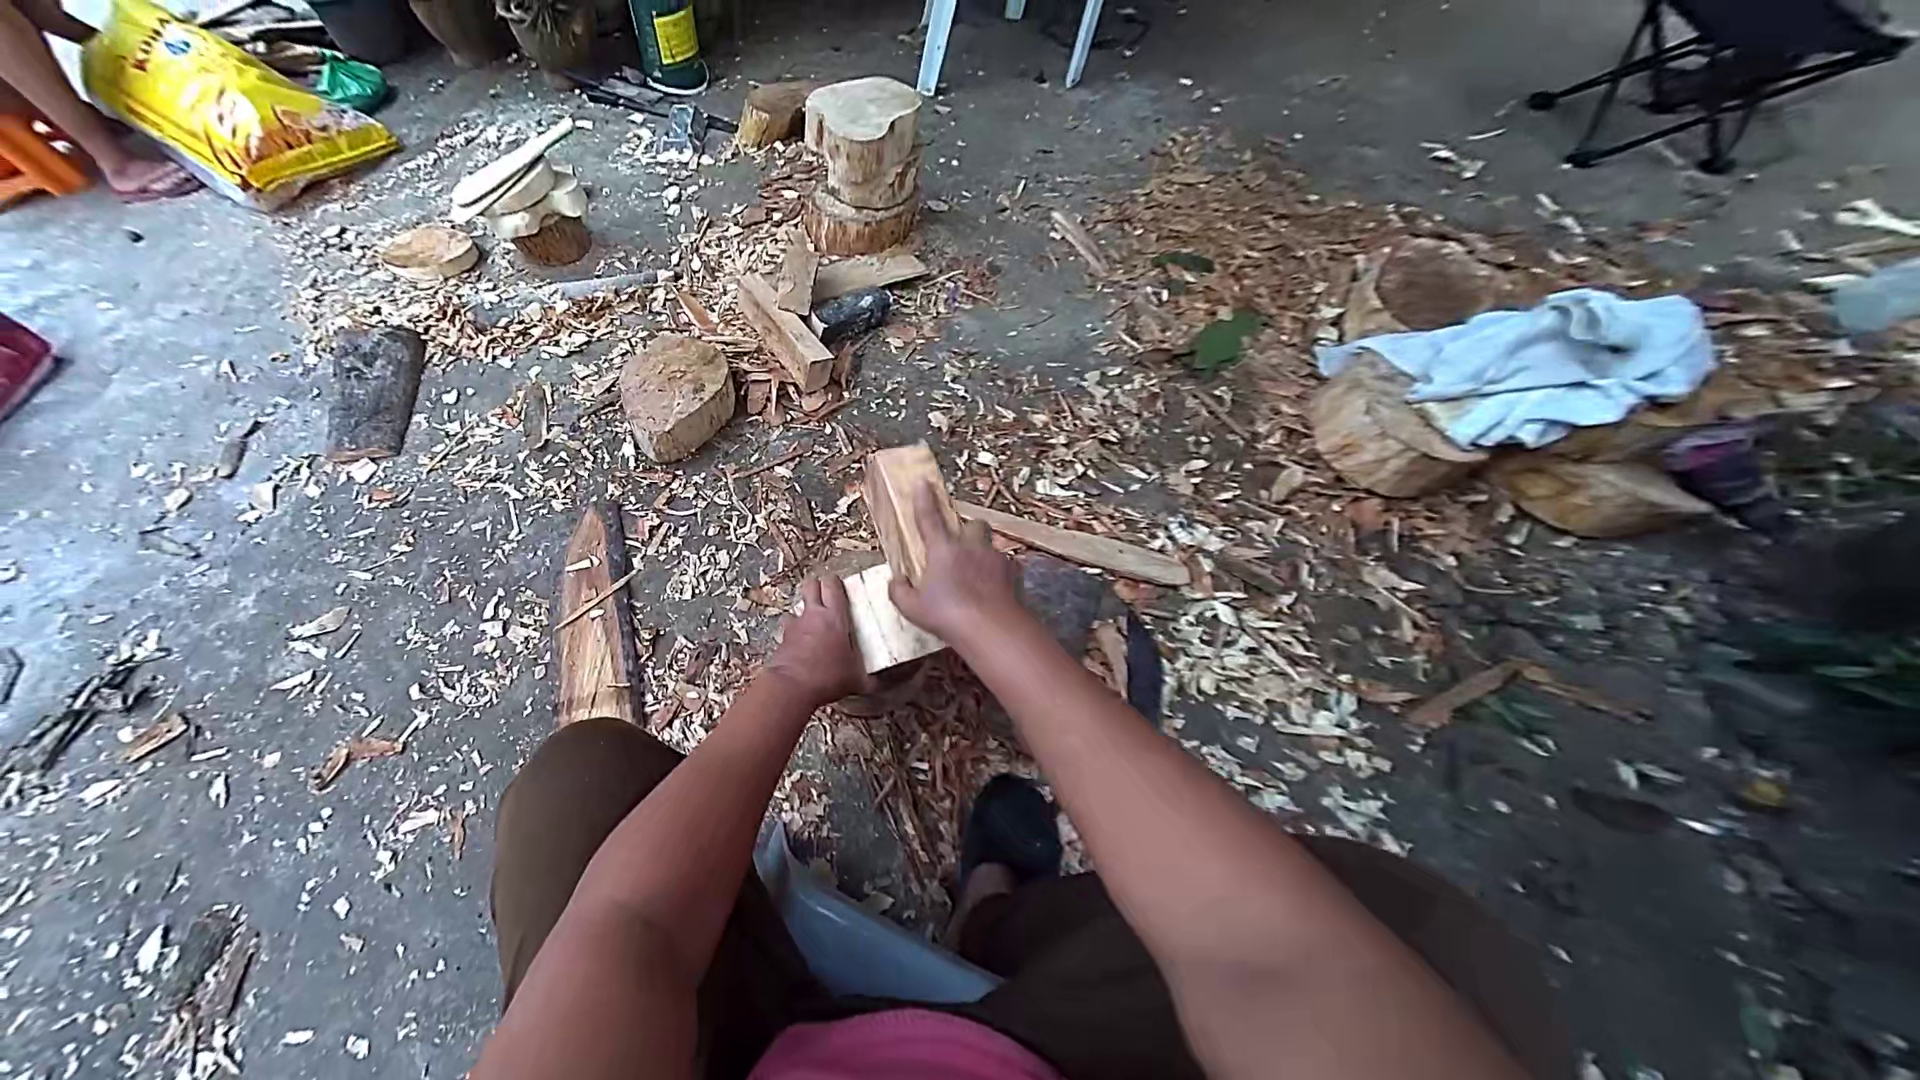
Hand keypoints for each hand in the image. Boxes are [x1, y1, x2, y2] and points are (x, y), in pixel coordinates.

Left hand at [765, 574, 872, 705]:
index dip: (834, 582)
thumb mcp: (856, 678)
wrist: (791, 688)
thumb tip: (878, 684)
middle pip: (810, 585)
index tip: (838, 584)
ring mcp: (794, 626)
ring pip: (796, 607)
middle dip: (815, 585)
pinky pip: (787, 629)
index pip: (833, 586)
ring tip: (811, 621)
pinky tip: (799, 644)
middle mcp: (813, 616)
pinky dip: (793, 633)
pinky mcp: (781, 640)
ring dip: (803, 611)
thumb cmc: (827, 677)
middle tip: (823, 591)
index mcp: (835, 617)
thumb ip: (868, 677)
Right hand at [889, 483, 1024, 643]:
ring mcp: (995, 557)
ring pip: (991, 544)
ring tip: (979, 572)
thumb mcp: (912, 609)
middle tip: (961, 546)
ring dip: (984, 552)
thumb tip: (896, 581)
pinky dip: (1000, 572)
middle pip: (972, 524)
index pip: (928, 518)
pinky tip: (995, 588)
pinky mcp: (1014, 571)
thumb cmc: (948, 616)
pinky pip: (1006, 565)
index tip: (923, 483)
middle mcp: (970, 547)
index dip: (924, 499)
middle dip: (967, 530)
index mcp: (943, 550)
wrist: (992, 627)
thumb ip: (899, 592)